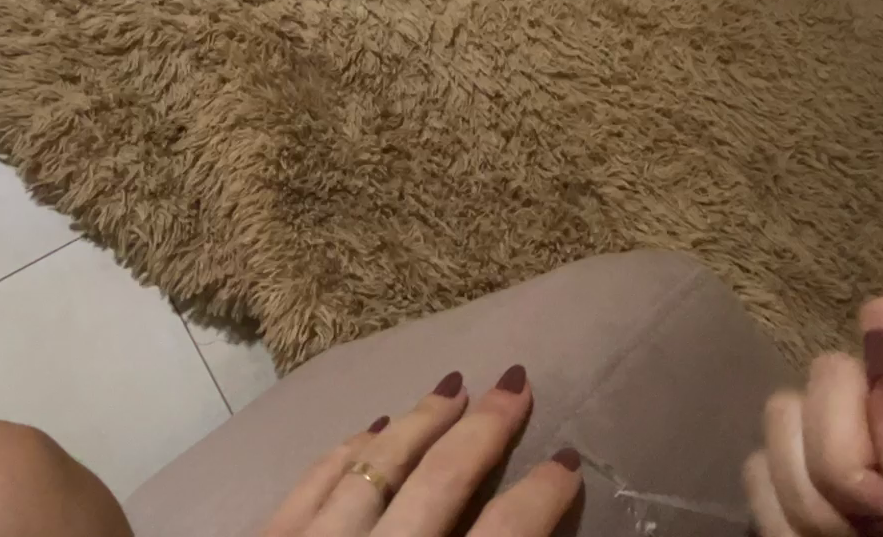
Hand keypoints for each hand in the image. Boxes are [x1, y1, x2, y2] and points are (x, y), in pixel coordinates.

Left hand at [261, 366, 582, 536]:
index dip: (540, 498)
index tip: (567, 459)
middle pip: (440, 481)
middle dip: (485, 429)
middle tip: (517, 383)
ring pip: (375, 462)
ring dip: (419, 420)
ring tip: (454, 385)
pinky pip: (314, 476)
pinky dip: (348, 446)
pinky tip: (371, 424)